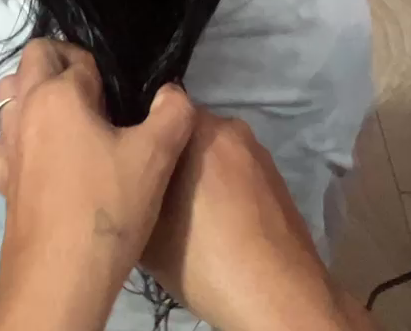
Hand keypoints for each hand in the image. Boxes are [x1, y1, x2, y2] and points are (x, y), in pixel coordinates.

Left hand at [0, 40, 195, 330]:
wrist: (60, 277)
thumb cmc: (107, 207)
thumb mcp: (156, 157)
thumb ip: (173, 113)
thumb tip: (172, 92)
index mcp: (58, 92)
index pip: (81, 58)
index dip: (104, 72)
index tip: (120, 100)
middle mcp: (25, 107)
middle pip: (34, 57)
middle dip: (63, 61)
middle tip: (95, 93)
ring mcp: (6, 142)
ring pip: (10, 95)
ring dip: (35, 94)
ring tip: (69, 120)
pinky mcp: (0, 177)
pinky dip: (15, 138)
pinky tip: (39, 156)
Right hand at [143, 110, 373, 330]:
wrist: (280, 300)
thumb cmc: (205, 257)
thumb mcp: (146, 234)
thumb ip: (132, 195)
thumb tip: (130, 185)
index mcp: (200, 127)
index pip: (159, 111)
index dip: (141, 136)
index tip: (130, 163)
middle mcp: (232, 128)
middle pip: (188, 133)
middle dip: (170, 157)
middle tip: (152, 193)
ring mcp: (260, 155)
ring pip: (214, 155)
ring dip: (198, 176)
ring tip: (185, 215)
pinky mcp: (278, 182)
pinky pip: (238, 174)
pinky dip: (224, 192)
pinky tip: (217, 227)